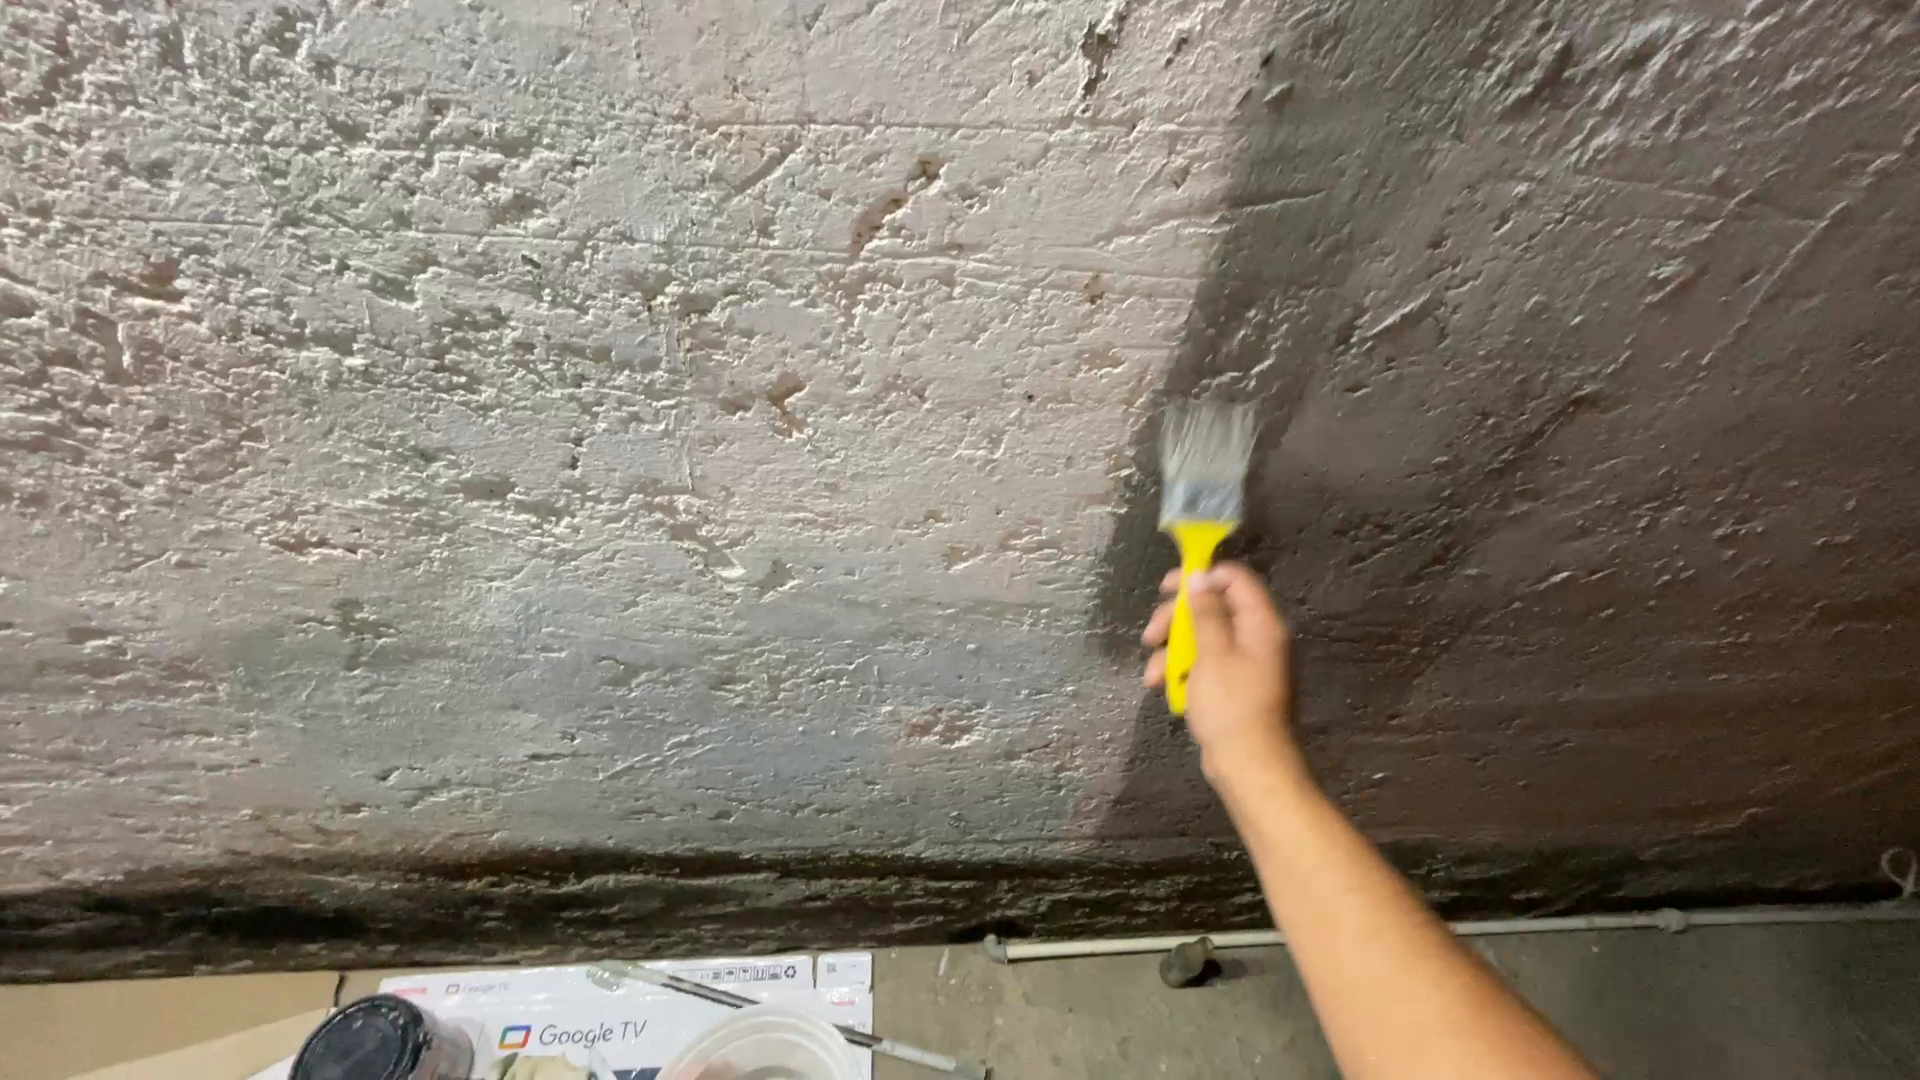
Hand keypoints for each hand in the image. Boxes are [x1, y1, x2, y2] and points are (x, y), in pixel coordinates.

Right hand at [1142, 562, 1302, 788]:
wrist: (1248, 765)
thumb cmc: (1231, 705)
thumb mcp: (1212, 653)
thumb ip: (1205, 612)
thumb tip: (1199, 578)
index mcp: (1260, 624)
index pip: (1235, 579)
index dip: (1202, 576)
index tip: (1169, 587)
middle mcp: (1255, 637)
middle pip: (1212, 607)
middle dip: (1176, 619)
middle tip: (1152, 632)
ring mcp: (1243, 662)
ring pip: (1201, 636)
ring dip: (1172, 649)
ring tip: (1153, 672)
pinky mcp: (1230, 683)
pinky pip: (1203, 662)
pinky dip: (1181, 670)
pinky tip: (1162, 685)